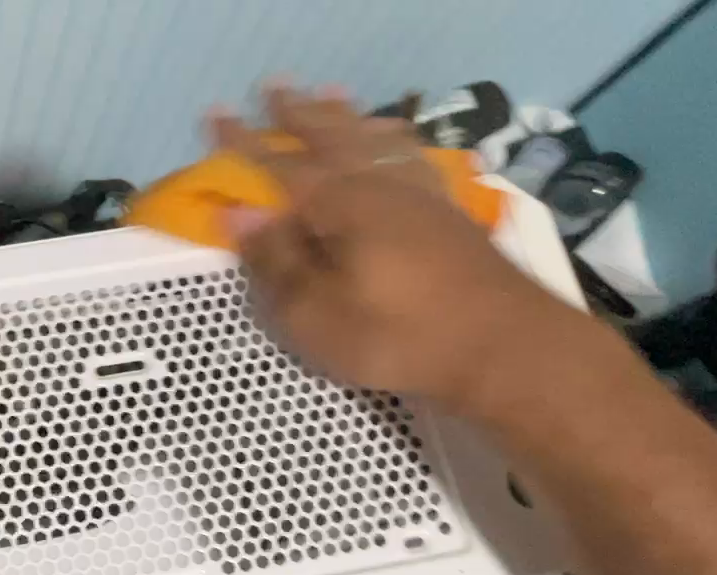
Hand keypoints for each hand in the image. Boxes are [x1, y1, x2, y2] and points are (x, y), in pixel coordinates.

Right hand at [211, 84, 601, 414]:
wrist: (499, 345)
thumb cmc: (392, 334)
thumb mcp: (313, 311)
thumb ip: (275, 259)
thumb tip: (238, 212)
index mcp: (340, 205)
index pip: (278, 165)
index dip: (243, 143)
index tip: (216, 115)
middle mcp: (379, 185)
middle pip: (332, 136)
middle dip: (297, 113)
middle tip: (274, 88)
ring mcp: (418, 195)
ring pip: (375, 139)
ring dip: (345, 116)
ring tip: (330, 96)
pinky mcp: (444, 212)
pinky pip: (410, 155)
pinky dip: (392, 137)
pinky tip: (392, 138)